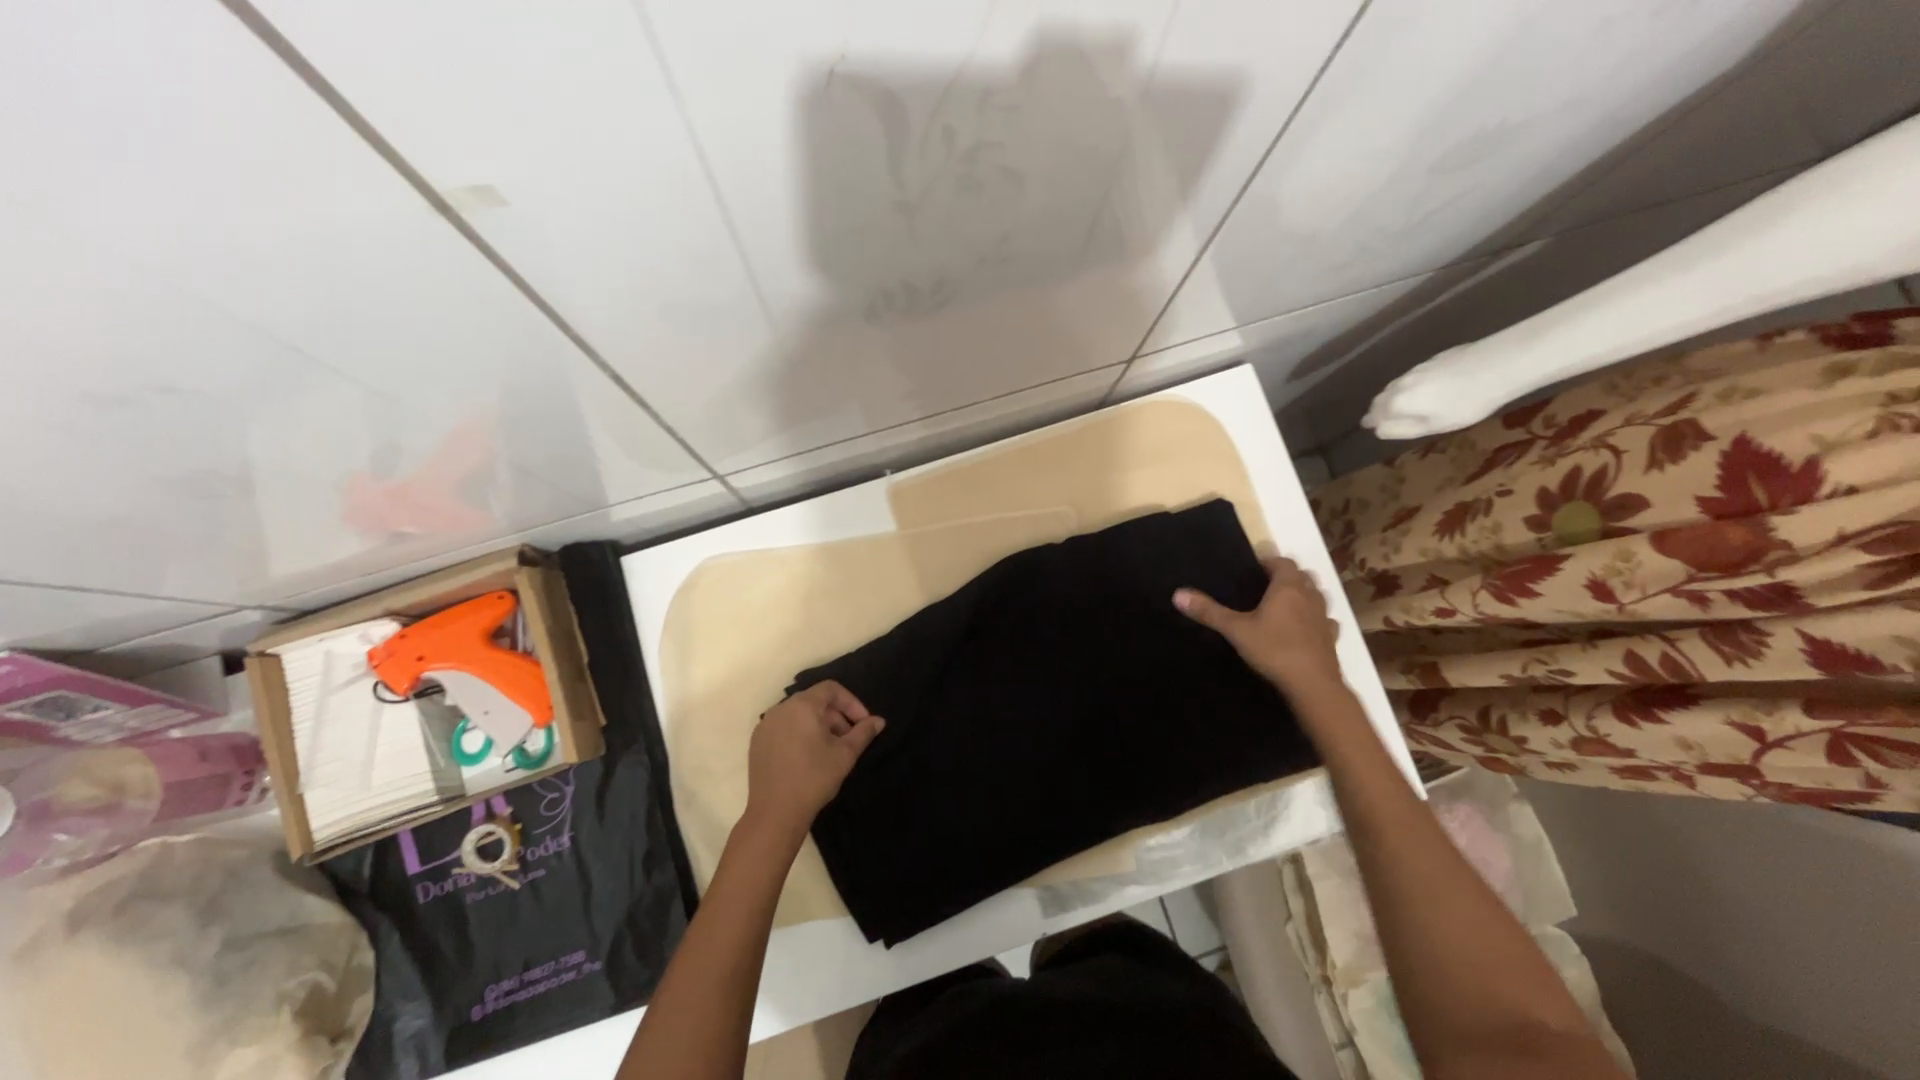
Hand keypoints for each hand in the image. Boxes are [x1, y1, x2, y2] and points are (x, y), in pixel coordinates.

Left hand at [744, 680, 885, 837]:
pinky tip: (808, 758)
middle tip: (849, 740)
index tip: (862, 724)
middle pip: (815, 701)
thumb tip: (878, 721)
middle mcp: (780, 709)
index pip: (831, 689)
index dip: (851, 703)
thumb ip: (864, 732)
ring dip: (819, 726)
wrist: (775, 812)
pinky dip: (800, 734)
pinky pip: (784, 728)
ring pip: (798, 715)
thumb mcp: (845, 754)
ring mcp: (765, 726)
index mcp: (802, 706)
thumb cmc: (814, 778)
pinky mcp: (757, 742)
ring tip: (830, 750)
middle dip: (836, 717)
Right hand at [1175, 557, 1344, 698]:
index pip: (1282, 562)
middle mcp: (1310, 596)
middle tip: (1268, 584)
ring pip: (1317, 595)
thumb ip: (1209, 612)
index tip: (1256, 567)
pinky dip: (1316, 619)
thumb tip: (1178, 594)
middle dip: (1288, 575)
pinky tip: (1307, 628)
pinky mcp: (1331, 637)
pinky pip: (1325, 620)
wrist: (1312, 684)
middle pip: (1303, 575)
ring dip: (1304, 594)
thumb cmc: (1273, 650)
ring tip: (1287, 603)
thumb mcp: (1236, 630)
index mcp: (1287, 587)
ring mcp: (1324, 616)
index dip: (1269, 561)